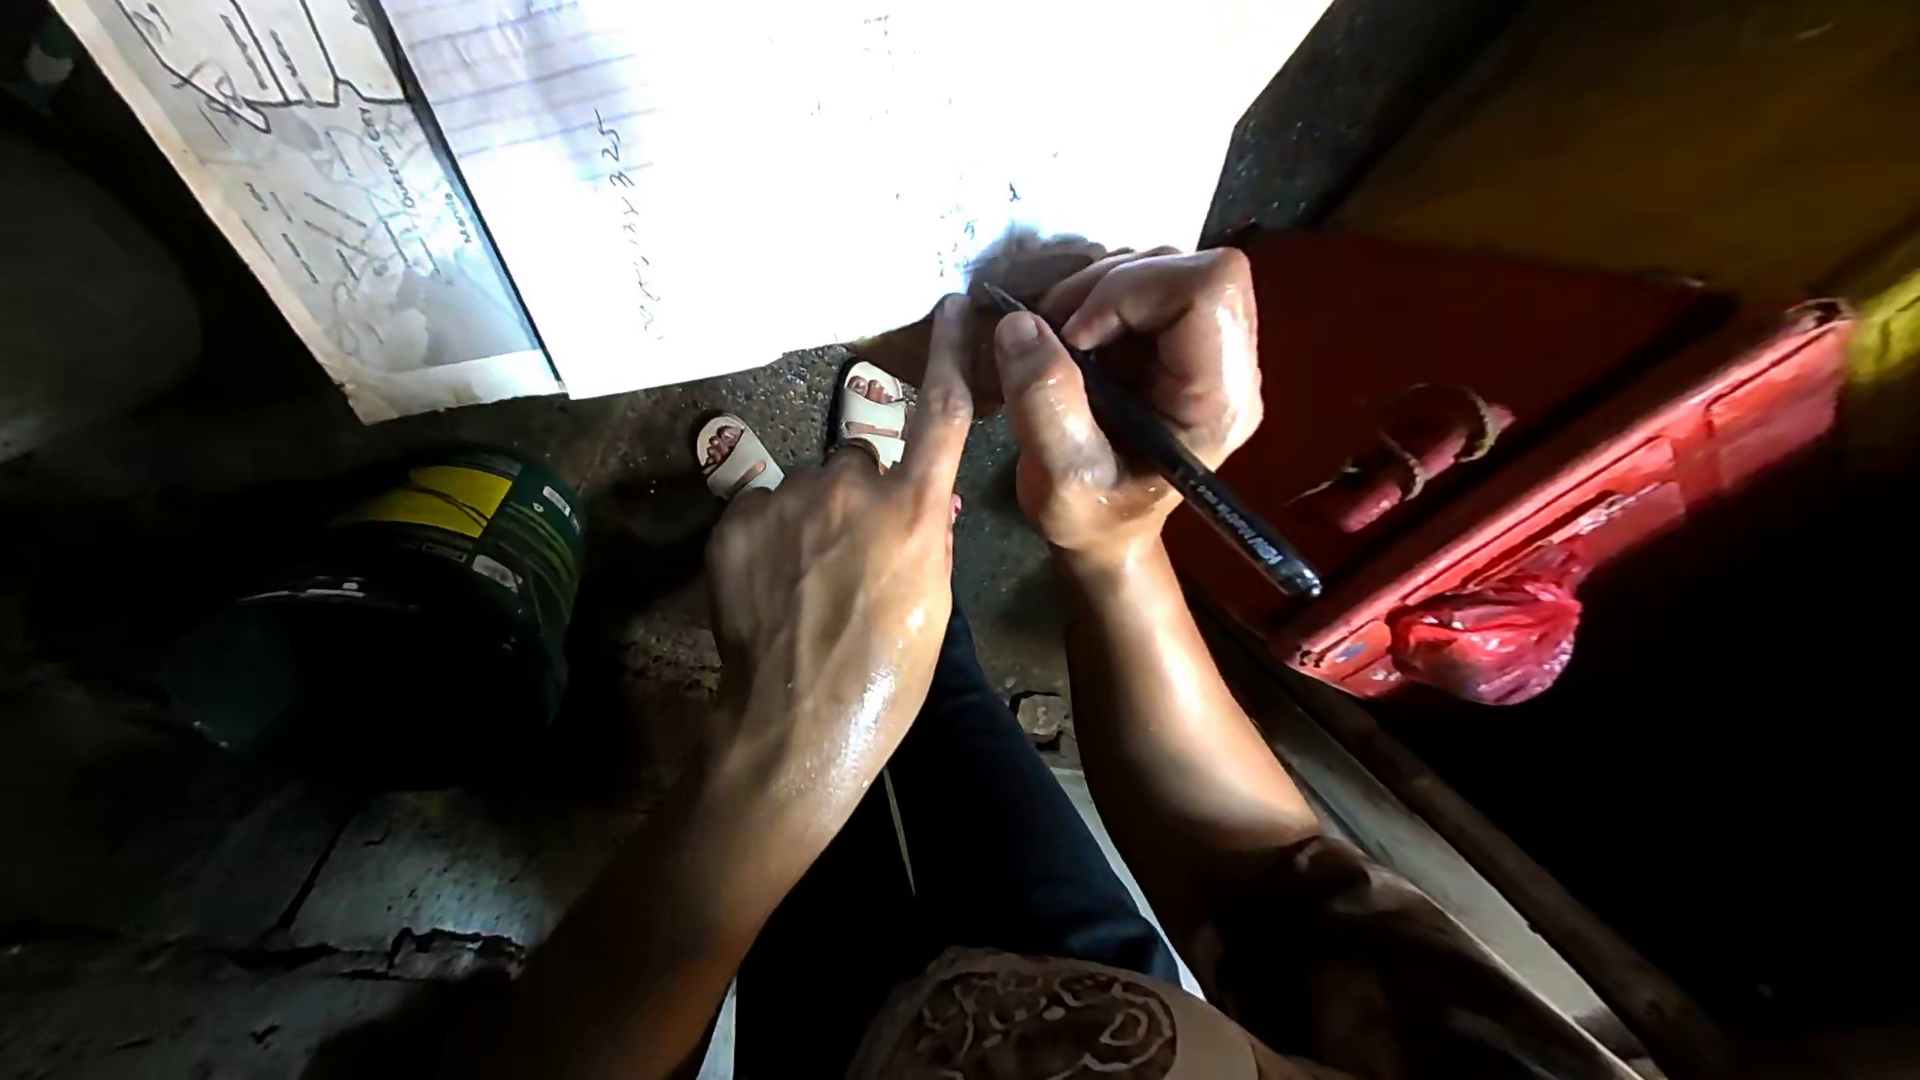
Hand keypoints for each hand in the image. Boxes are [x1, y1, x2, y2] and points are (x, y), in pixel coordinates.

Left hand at [702, 295, 974, 841]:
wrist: (799, 723)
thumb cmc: (889, 673)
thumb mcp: (935, 605)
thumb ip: (932, 535)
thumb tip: (934, 496)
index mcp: (914, 511)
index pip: (940, 413)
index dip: (951, 354)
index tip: (956, 309)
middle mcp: (852, 489)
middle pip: (860, 458)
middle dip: (861, 493)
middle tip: (853, 554)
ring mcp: (789, 501)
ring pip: (811, 486)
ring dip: (815, 516)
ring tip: (808, 579)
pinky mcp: (738, 521)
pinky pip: (765, 507)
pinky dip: (773, 533)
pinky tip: (773, 582)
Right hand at [993, 248, 1262, 565]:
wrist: (1105, 529)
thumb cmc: (1092, 518)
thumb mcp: (1060, 478)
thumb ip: (1044, 403)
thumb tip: (1019, 325)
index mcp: (1218, 400)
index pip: (1208, 288)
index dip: (1131, 292)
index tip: (1074, 338)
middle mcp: (1227, 363)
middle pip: (1188, 267)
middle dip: (1106, 288)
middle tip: (1054, 336)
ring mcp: (1202, 348)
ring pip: (1162, 267)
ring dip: (1095, 293)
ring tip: (1057, 343)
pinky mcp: (1174, 342)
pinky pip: (1141, 285)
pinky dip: (1094, 300)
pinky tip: (1071, 343)